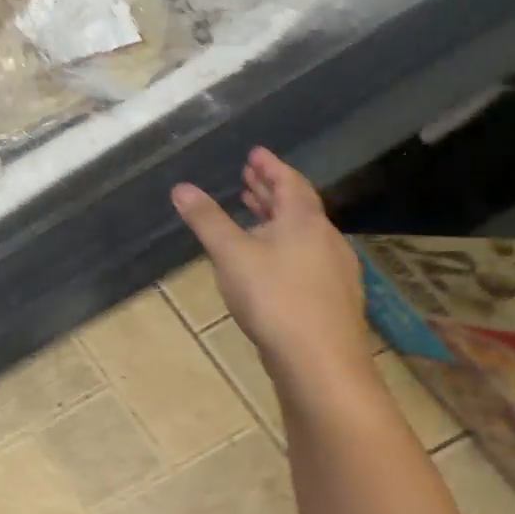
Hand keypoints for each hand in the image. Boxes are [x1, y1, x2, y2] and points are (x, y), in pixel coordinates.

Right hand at [172, 148, 367, 382]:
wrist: (319, 360)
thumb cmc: (273, 297)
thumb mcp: (229, 253)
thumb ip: (206, 219)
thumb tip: (182, 187)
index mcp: (305, 223)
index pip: (291, 184)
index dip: (272, 167)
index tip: (255, 153)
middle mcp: (325, 240)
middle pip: (299, 207)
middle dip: (272, 189)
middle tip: (249, 176)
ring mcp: (332, 270)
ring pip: (302, 232)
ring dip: (276, 217)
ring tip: (253, 210)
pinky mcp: (328, 296)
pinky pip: (304, 254)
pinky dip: (282, 241)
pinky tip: (266, 256)